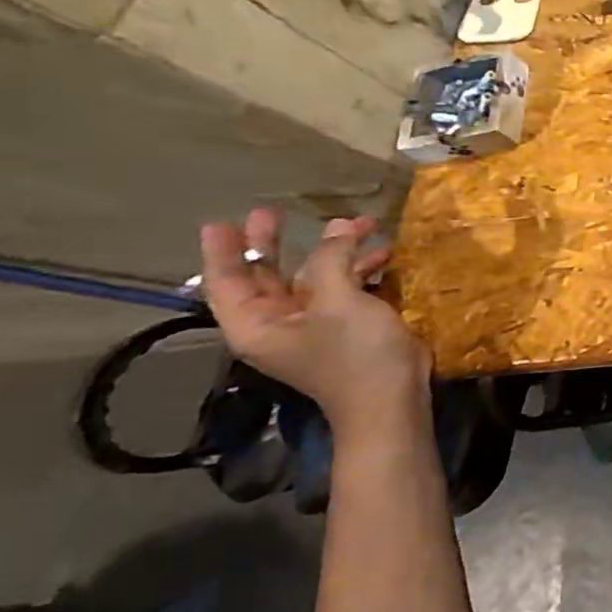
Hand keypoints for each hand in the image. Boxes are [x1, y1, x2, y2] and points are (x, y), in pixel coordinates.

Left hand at [198, 209, 427, 436]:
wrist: (392, 398)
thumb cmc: (354, 352)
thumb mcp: (339, 300)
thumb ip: (333, 258)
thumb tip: (338, 226)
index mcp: (258, 325)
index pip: (227, 283)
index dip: (222, 252)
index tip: (220, 222)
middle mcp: (278, 324)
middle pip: (266, 277)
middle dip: (272, 245)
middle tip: (272, 212)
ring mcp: (314, 326)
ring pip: (312, 278)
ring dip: (334, 251)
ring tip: (359, 223)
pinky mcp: (345, 326)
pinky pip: (342, 288)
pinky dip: (358, 268)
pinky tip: (383, 254)